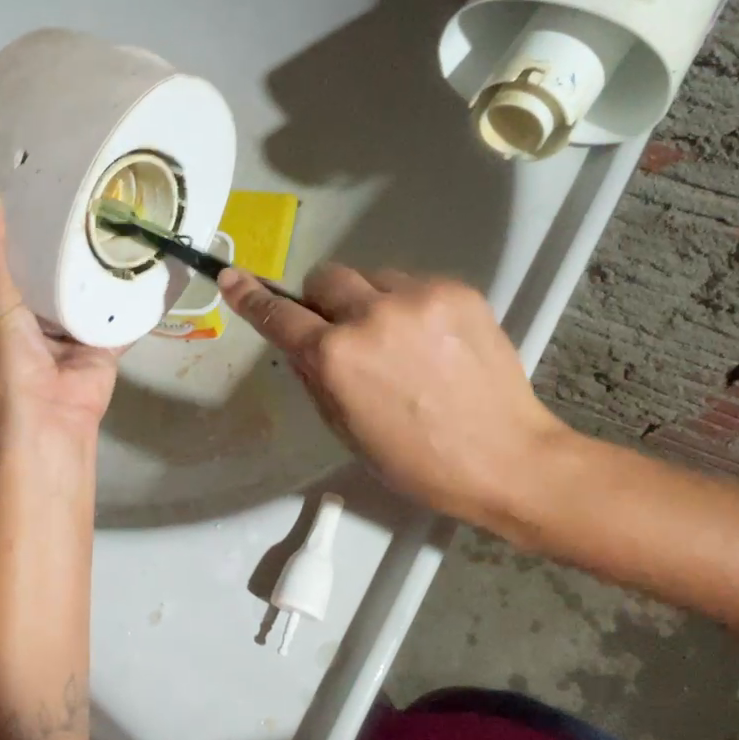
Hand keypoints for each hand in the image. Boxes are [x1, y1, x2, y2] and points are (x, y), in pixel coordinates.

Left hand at [0, 189, 121, 432]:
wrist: (52, 415)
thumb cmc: (14, 361)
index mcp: (12, 305)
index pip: (20, 255)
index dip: (28, 223)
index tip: (44, 183)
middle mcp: (45, 314)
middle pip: (61, 270)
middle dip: (74, 241)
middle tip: (95, 194)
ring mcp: (79, 329)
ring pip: (95, 289)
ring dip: (108, 263)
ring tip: (127, 218)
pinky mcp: (109, 341)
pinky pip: (125, 314)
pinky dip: (139, 295)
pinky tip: (154, 263)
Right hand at [218, 264, 572, 526]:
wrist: (506, 458)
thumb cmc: (415, 462)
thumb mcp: (346, 431)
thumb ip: (315, 378)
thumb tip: (300, 344)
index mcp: (336, 358)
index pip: (279, 316)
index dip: (251, 298)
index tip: (232, 278)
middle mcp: (370, 316)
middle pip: (325, 278)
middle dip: (324, 302)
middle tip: (343, 334)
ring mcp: (418, 298)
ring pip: (371, 278)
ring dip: (370, 302)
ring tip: (400, 343)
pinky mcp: (457, 291)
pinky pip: (413, 284)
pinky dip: (409, 306)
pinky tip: (432, 342)